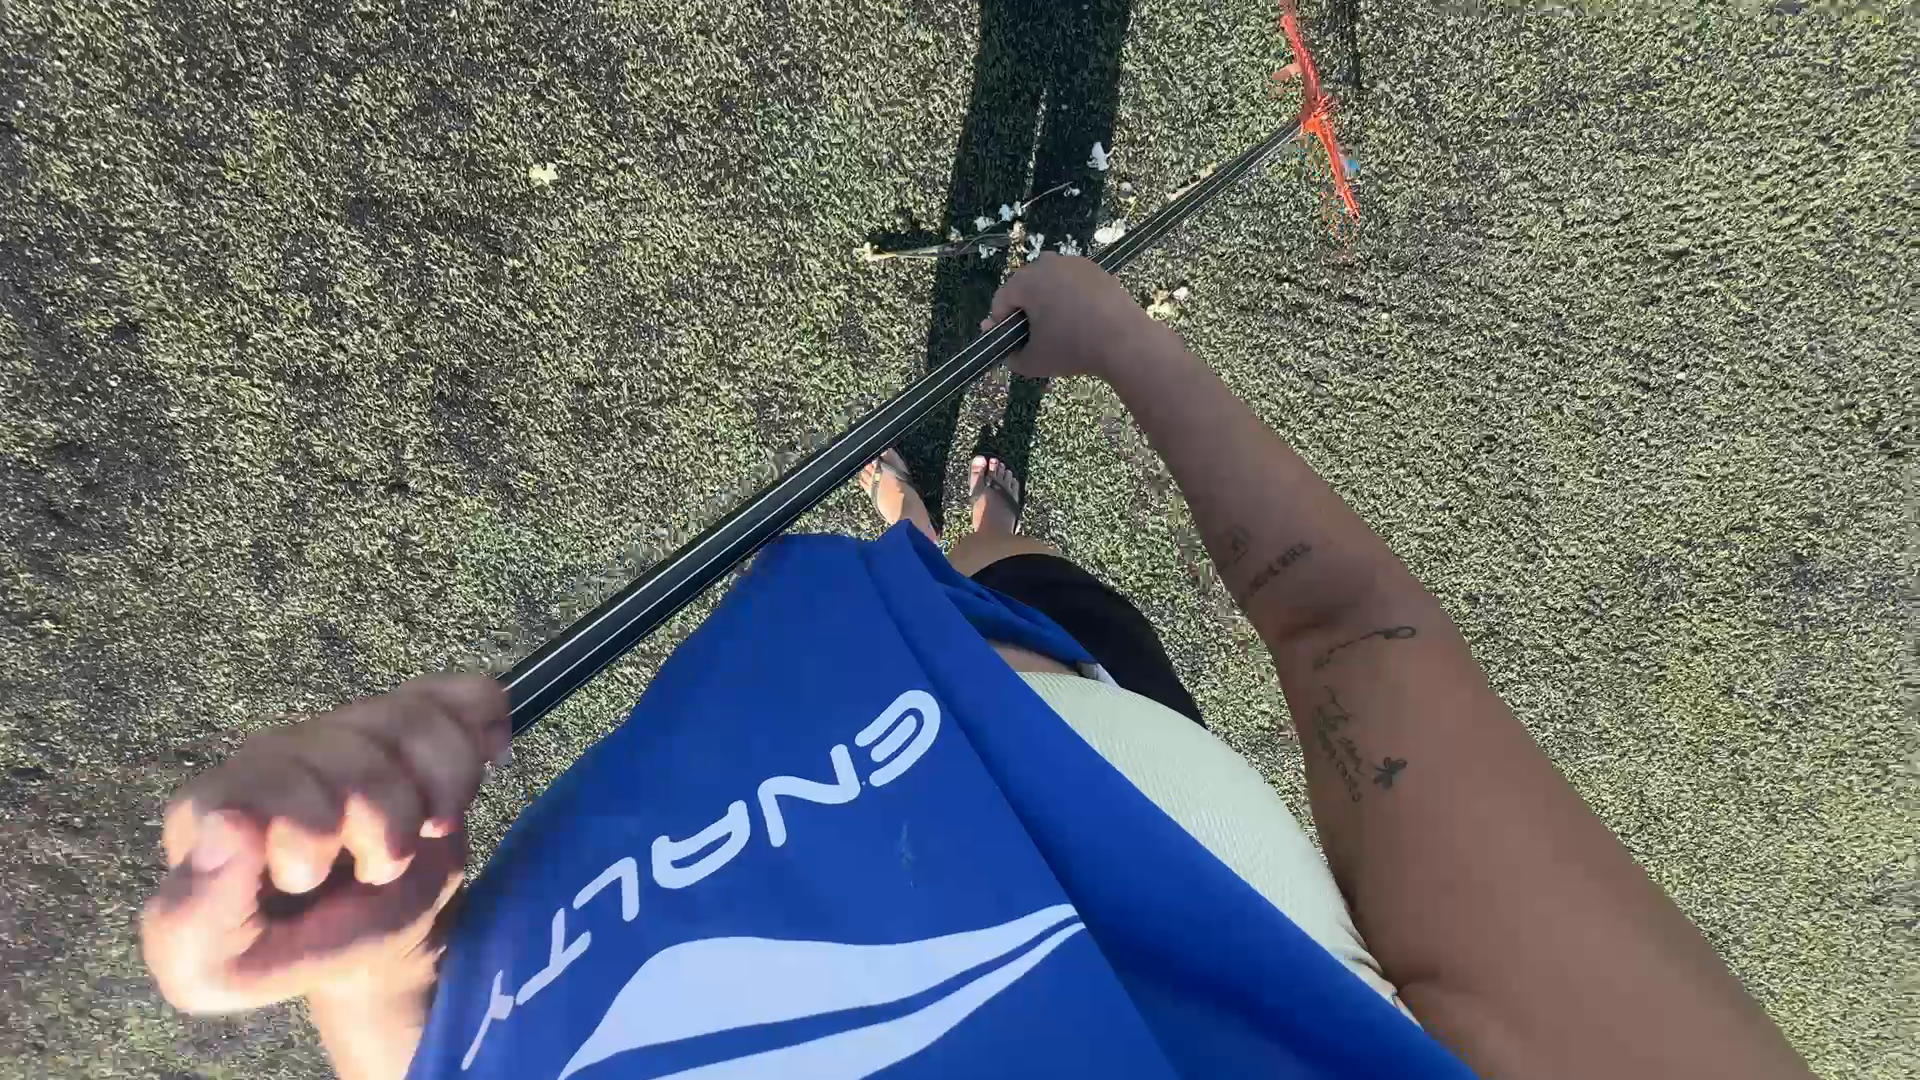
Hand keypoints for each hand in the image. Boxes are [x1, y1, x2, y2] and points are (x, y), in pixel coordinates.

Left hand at [140, 675, 508, 1014]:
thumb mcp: (221, 968)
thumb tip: (232, 822)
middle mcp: (286, 748)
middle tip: (384, 866)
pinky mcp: (425, 709)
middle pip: (361, 750)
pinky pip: (471, 693)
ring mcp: (359, 722)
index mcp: (220, 801)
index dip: (313, 833)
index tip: (314, 880)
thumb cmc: (298, 948)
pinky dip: (485, 731)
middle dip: (392, 822)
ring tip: (432, 828)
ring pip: (421, 718)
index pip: (272, 780)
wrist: (381, 927)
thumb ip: (196, 915)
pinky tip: (485, 762)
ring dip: (446, 788)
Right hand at [981, 253, 1168, 380]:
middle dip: (1024, 310)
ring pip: (1048, 281)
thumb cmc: (1071, 349)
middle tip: (1035, 336)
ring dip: (1046, 301)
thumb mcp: (1032, 362)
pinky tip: (1078, 318)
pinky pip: (1070, 281)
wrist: (1122, 341)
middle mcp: (1047, 264)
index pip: (1001, 300)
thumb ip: (1010, 356)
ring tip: (1058, 327)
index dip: (1001, 324)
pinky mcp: (1094, 269)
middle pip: (1023, 287)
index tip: (1013, 342)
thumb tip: (1006, 348)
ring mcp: (1073, 263)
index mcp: (1026, 282)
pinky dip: (1068, 296)